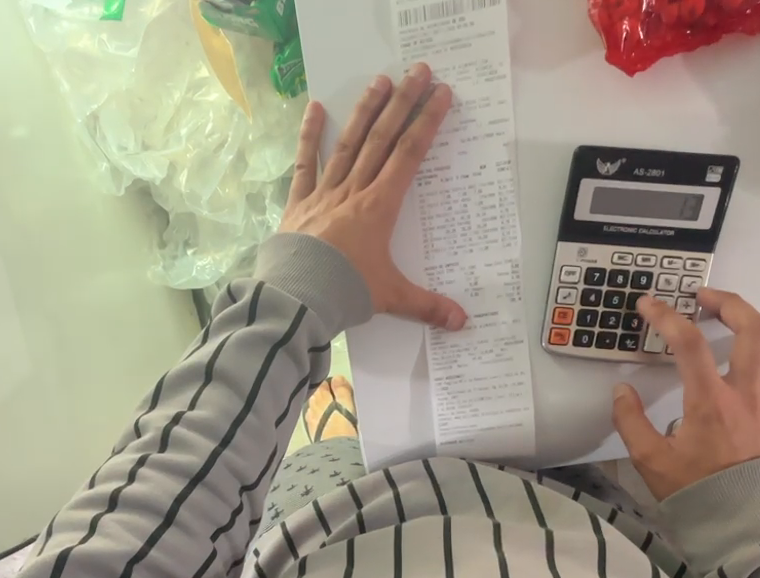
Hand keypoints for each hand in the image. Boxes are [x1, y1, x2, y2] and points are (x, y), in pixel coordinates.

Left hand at [282, 66, 466, 330]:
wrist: (298, 296)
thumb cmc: (345, 292)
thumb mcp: (390, 298)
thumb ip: (426, 306)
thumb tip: (461, 323)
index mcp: (379, 208)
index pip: (409, 156)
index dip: (427, 124)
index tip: (441, 95)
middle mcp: (354, 192)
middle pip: (382, 139)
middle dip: (402, 103)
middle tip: (418, 71)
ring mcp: (324, 194)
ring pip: (349, 144)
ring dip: (365, 112)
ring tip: (379, 82)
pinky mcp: (299, 204)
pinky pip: (305, 165)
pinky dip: (310, 137)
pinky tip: (315, 109)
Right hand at [611, 289, 759, 499]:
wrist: (739, 519)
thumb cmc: (692, 490)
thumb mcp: (648, 460)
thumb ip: (630, 421)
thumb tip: (622, 390)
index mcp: (709, 401)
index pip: (689, 344)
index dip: (666, 317)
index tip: (649, 305)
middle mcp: (744, 393)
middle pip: (752, 327)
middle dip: (728, 301)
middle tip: (702, 297)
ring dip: (749, 323)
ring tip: (725, 321)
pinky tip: (748, 357)